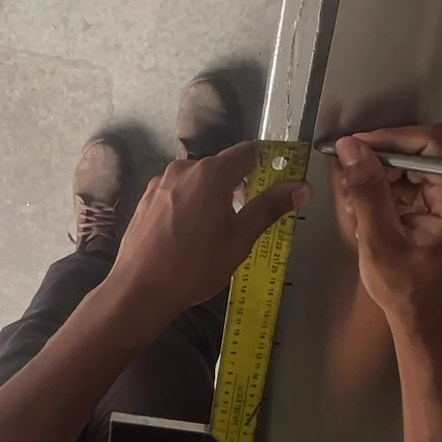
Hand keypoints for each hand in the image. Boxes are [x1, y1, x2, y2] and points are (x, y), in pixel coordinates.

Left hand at [106, 140, 310, 324]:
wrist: (139, 288)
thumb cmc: (195, 266)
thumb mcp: (240, 239)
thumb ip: (269, 208)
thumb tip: (303, 187)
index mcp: (210, 173)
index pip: (247, 152)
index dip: (264, 166)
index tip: (272, 188)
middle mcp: (182, 169)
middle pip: (220, 167)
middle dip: (237, 186)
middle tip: (244, 220)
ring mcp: (160, 183)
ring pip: (196, 181)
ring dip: (211, 196)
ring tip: (215, 232)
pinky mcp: (145, 199)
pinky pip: (176, 193)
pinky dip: (188, 205)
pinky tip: (187, 235)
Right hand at [330, 125, 441, 333]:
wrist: (430, 323)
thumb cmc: (407, 290)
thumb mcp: (380, 240)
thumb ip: (368, 190)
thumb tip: (350, 148)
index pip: (431, 144)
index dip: (389, 139)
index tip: (353, 148)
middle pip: (428, 152)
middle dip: (385, 159)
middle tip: (350, 175)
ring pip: (423, 166)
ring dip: (387, 176)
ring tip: (357, 198)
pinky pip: (425, 184)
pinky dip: (396, 190)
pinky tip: (373, 208)